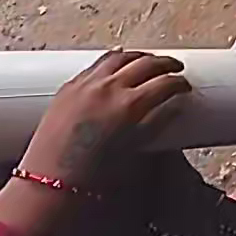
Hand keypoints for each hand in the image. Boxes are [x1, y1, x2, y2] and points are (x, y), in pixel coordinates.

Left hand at [18, 50, 191, 186]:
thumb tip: (173, 108)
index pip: (164, 84)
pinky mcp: (70, 84)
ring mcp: (87, 83)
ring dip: (140, 56)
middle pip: (146, 63)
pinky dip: (114, 59)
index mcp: (129, 106)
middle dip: (166, 64)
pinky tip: (120, 59)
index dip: (179, 83)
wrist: (50, 179)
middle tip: (176, 68)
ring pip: (121, 56)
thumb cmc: (93, 174)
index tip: (185, 86)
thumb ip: (155, 125)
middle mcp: (109, 87)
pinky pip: (97, 63)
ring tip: (150, 60)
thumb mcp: (133, 151)